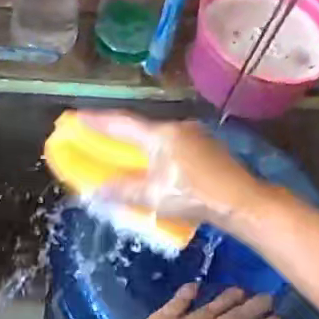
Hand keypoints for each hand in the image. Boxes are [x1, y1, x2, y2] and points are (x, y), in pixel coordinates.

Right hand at [72, 111, 272, 230]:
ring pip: (158, 138)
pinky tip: (154, 165)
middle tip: (97, 136)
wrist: (242, 201)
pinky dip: (156, 153)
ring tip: (123, 153)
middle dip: (117, 134)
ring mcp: (195, 136)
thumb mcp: (153, 196)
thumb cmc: (194, 196)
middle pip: (140, 129)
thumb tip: (94, 192)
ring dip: (138, 145)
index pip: (121, 124)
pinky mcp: (207, 149)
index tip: (76, 116)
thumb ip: (122, 191)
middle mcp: (177, 128)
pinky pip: (172, 146)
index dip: (97, 121)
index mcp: (161, 135)